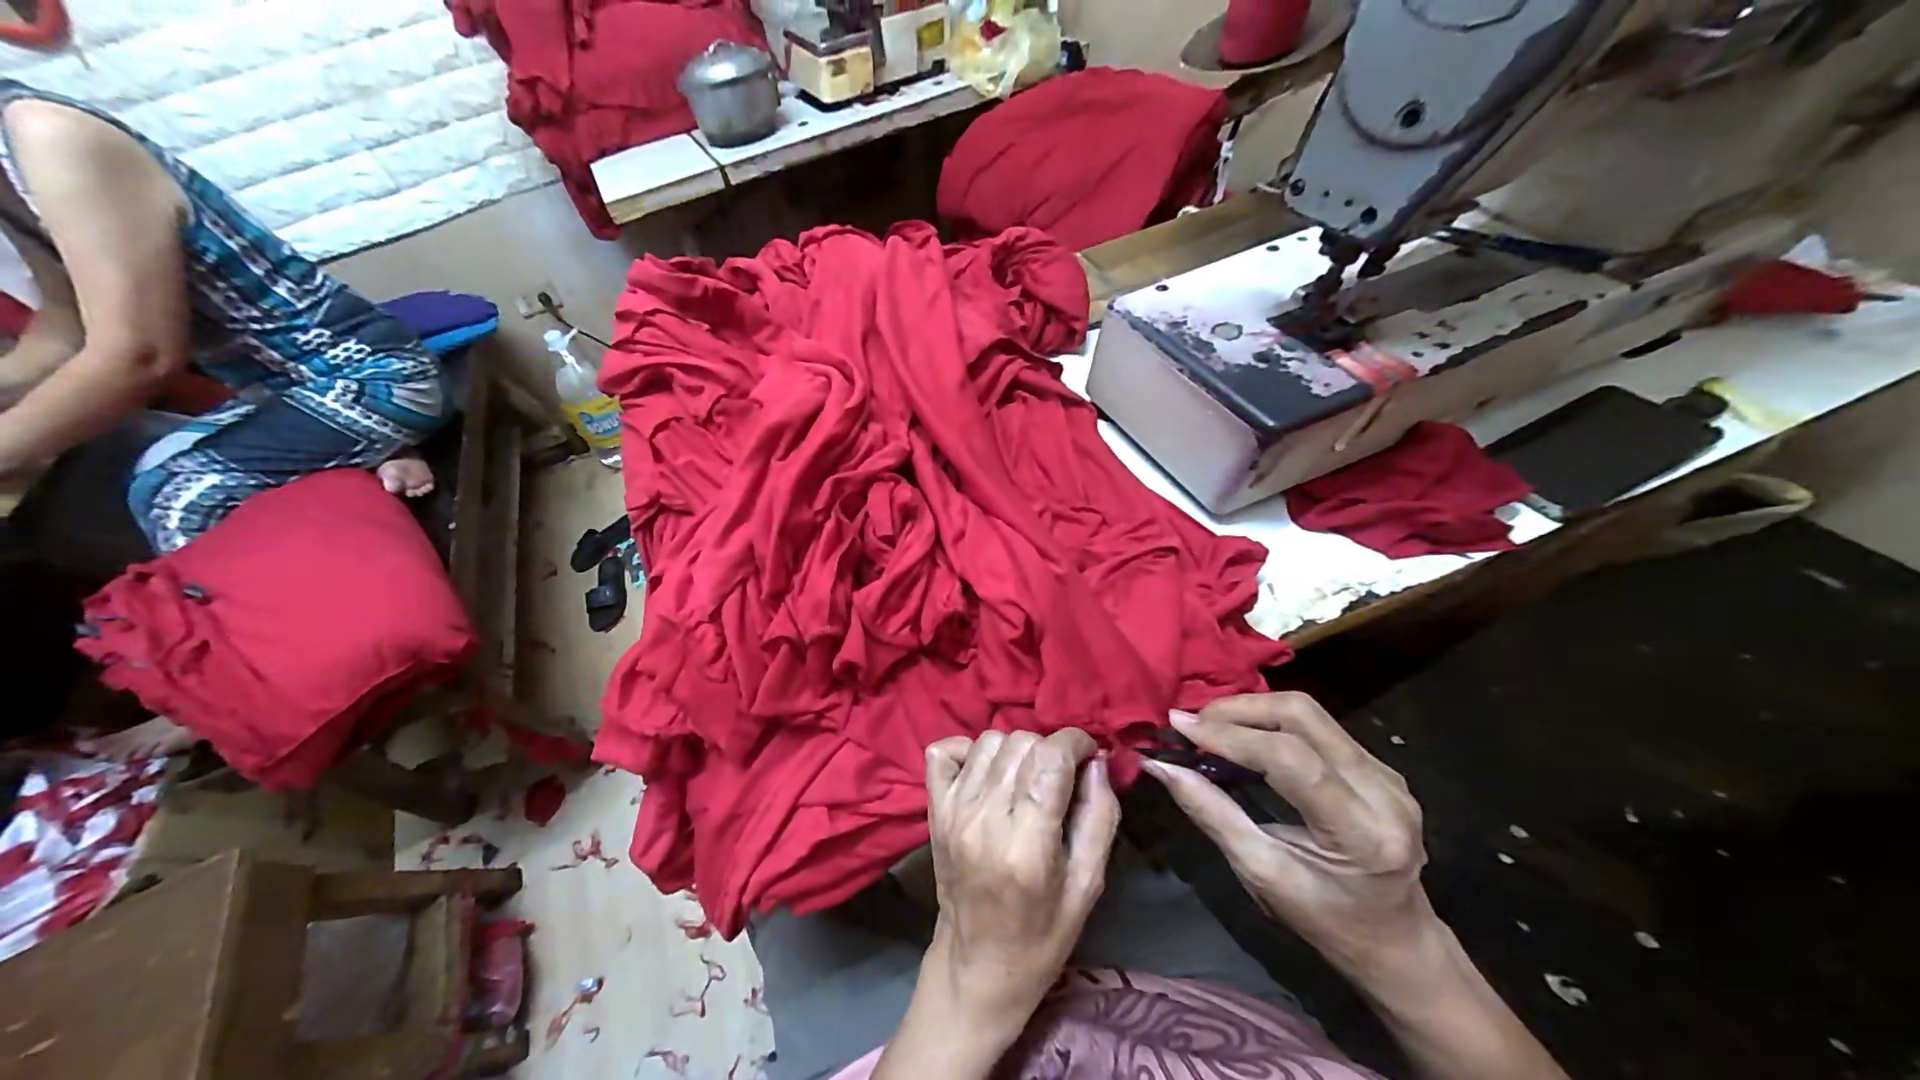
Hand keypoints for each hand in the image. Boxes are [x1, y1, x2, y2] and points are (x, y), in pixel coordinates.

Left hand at [921, 728, 1119, 1027]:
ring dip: (1016, 749)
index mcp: (1027, 843)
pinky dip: (968, 749)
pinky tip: (988, 773)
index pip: (1051, 757)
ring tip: (1027, 778)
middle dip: (1051, 750)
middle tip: (1061, 777)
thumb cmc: (1043, 932)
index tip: (1089, 756)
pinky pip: (944, 749)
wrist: (978, 964)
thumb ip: (1100, 816)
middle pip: (1022, 742)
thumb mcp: (1088, 884)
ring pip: (989, 740)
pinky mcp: (934, 808)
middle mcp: (985, 818)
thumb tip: (1098, 761)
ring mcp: (953, 810)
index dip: (1077, 743)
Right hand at [1142, 693, 1431, 976]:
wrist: (1395, 941)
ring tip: (1211, 727)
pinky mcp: (1380, 767)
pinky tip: (1245, 738)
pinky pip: (1318, 726)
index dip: (1229, 735)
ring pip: (1310, 713)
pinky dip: (1271, 722)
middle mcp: (1384, 793)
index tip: (1178, 726)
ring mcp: (1387, 775)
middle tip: (1193, 724)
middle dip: (1239, 710)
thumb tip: (1160, 766)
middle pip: (1303, 716)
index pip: (1289, 758)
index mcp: (1360, 833)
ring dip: (1252, 711)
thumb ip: (1211, 812)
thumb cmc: (1323, 919)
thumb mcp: (1259, 873)